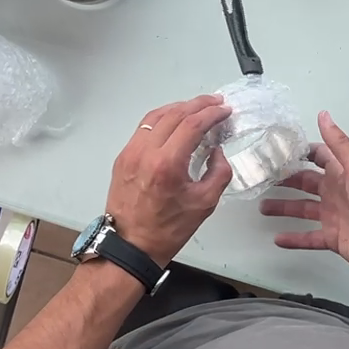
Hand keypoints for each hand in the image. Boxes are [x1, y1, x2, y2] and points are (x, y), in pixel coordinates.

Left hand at [104, 95, 233, 265]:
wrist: (130, 246)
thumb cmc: (167, 229)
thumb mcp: (204, 204)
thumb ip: (218, 172)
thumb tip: (217, 151)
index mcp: (167, 164)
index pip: (192, 124)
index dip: (212, 113)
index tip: (225, 110)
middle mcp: (145, 152)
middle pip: (174, 114)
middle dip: (198, 105)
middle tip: (216, 102)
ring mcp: (130, 152)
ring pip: (156, 116)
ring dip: (179, 108)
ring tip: (197, 107)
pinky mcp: (123, 157)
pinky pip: (144, 128)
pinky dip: (162, 118)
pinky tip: (175, 121)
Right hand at [259, 111, 348, 291]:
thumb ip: (340, 144)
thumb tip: (324, 115)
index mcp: (342, 173)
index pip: (319, 157)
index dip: (301, 152)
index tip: (278, 149)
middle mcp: (336, 192)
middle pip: (305, 182)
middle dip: (285, 180)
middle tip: (263, 178)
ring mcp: (333, 216)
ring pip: (303, 209)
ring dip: (284, 208)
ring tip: (262, 207)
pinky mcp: (332, 238)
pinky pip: (308, 237)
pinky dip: (293, 238)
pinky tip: (278, 239)